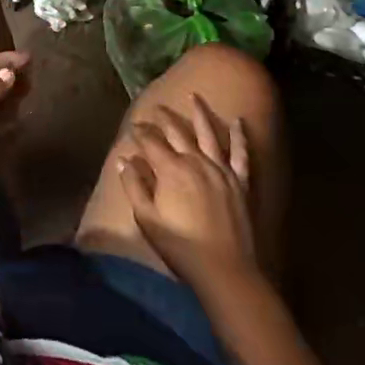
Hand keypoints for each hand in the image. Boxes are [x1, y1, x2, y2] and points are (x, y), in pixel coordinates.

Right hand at [118, 95, 257, 287]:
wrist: (224, 269)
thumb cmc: (181, 247)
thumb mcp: (147, 220)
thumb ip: (134, 186)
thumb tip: (123, 160)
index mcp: (171, 170)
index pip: (151, 143)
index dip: (140, 132)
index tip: (133, 125)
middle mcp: (196, 160)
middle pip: (177, 132)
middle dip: (164, 118)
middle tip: (156, 107)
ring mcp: (221, 168)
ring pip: (209, 132)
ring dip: (200, 112)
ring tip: (194, 95)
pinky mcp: (240, 180)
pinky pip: (241, 152)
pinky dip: (240, 135)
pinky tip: (239, 120)